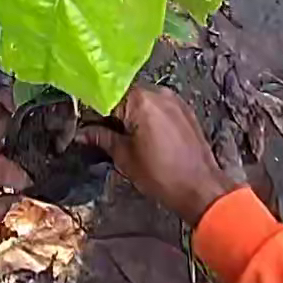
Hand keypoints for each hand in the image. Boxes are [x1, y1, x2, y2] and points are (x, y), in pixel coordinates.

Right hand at [79, 86, 238, 224]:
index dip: (90, 111)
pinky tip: (140, 135)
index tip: (82, 124)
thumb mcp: (124, 157)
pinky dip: (145, 115)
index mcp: (140, 100)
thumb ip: (102, 138)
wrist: (202, 189)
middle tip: (97, 132)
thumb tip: (81, 133)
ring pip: (140, 100)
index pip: (105, 97)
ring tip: (120, 136)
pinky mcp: (183, 109)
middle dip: (109, 111)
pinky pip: (156, 105)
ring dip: (128, 113)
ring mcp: (173, 99)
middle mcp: (158, 92)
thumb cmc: (161, 175)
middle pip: (123, 95)